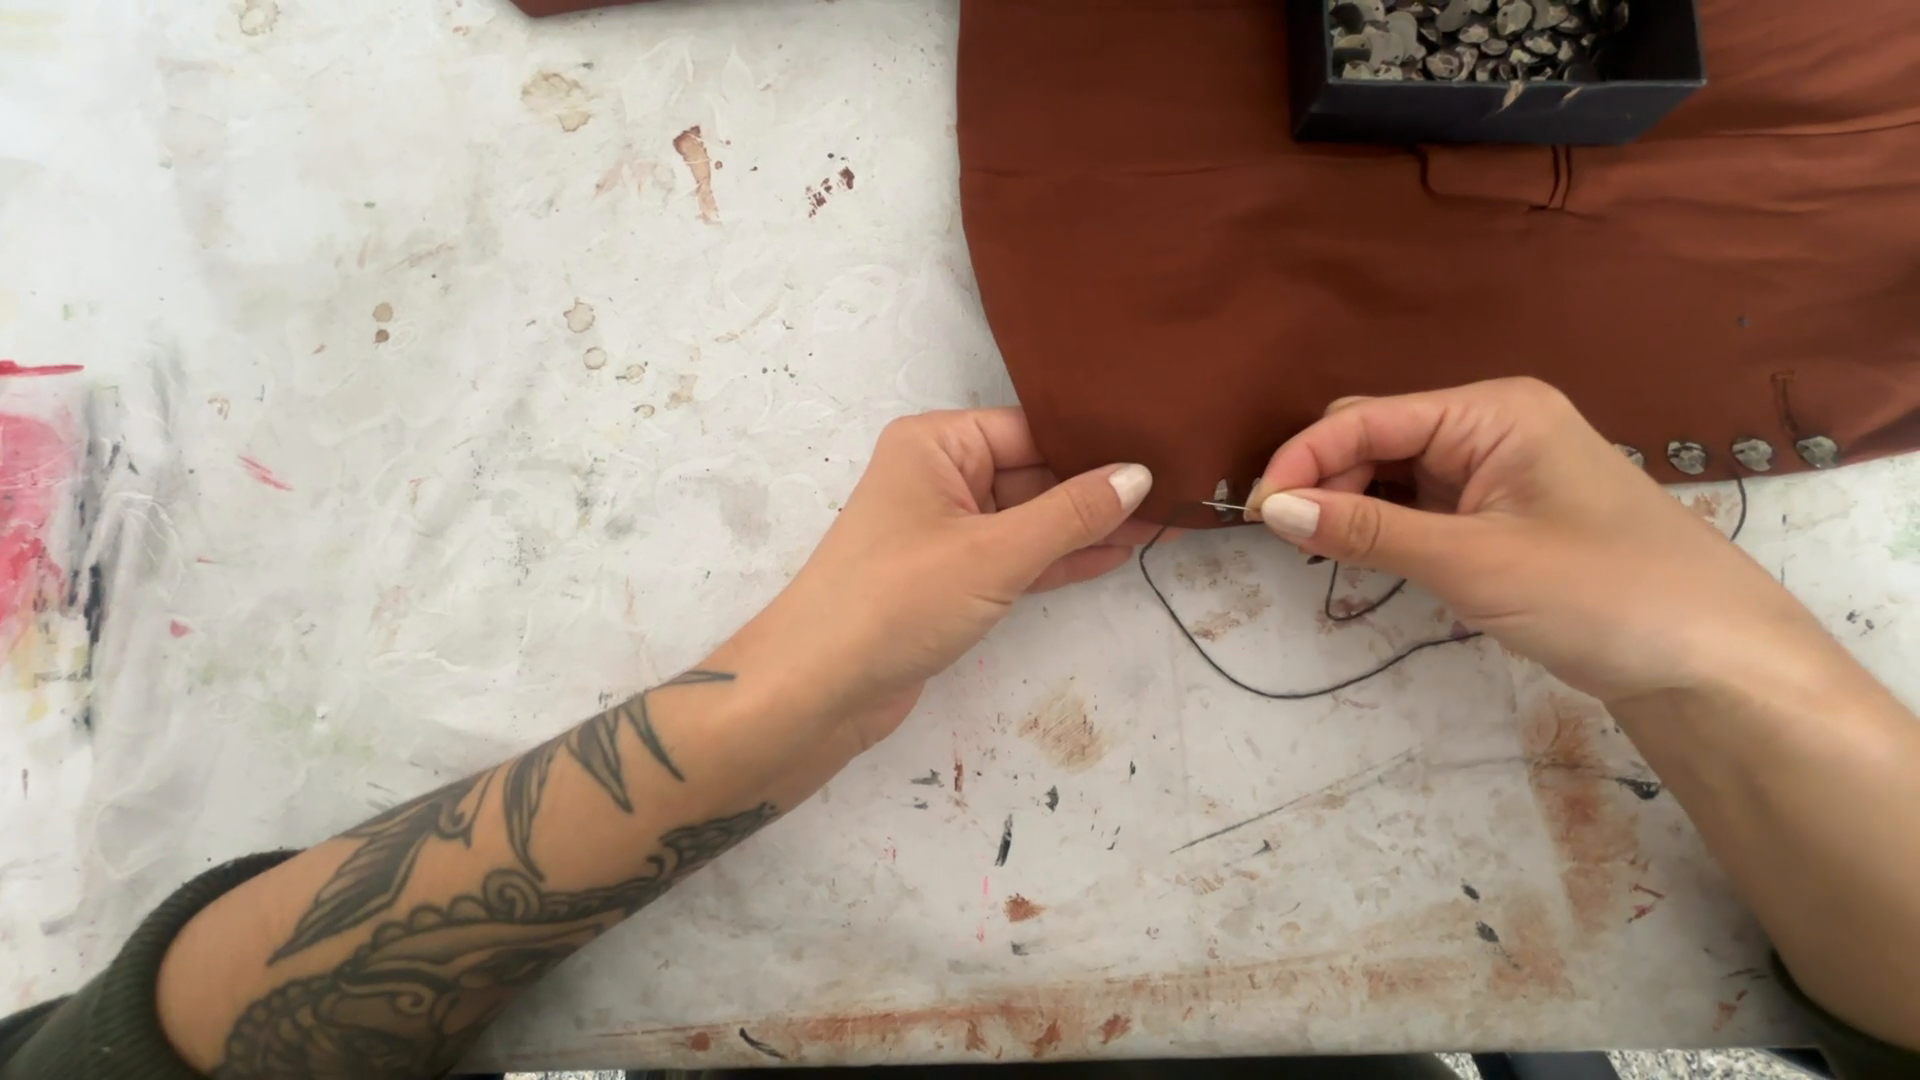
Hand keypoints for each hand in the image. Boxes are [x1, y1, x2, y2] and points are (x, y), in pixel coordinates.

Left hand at [728, 408, 1154, 750]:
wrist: (819, 689)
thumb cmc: (900, 600)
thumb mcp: (994, 553)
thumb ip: (1070, 514)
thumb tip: (1139, 475)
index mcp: (937, 444)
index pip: (1030, 430)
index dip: (1094, 444)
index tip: (1162, 450)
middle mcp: (939, 477)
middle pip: (1032, 474)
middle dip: (1096, 490)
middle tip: (1177, 492)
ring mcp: (944, 531)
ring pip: (1027, 520)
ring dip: (1084, 527)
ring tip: (1159, 526)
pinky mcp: (949, 580)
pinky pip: (1014, 558)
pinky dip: (1057, 560)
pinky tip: (1113, 555)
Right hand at [1245, 378, 1838, 703]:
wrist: (1712, 663)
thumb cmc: (1599, 594)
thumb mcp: (1468, 562)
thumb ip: (1364, 530)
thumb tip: (1269, 509)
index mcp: (1491, 411)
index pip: (1365, 418)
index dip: (1302, 460)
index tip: (1257, 513)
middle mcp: (1487, 423)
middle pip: (1371, 434)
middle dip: (1323, 479)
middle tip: (1293, 540)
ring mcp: (1492, 464)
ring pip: (1387, 468)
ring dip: (1347, 502)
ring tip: (1326, 550)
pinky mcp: (1494, 504)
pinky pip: (1412, 497)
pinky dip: (1378, 520)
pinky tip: (1364, 549)